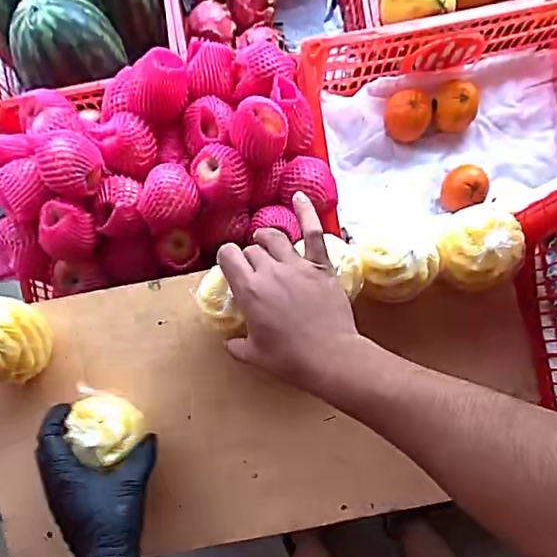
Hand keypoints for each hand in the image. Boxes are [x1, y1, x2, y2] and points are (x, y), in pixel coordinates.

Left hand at [36, 404, 157, 556]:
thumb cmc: (112, 519)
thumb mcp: (131, 482)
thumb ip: (140, 456)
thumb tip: (150, 438)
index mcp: (61, 471)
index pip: (47, 435)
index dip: (55, 417)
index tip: (68, 407)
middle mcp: (52, 482)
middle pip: (45, 448)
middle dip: (57, 430)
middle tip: (76, 420)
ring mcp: (55, 497)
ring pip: (50, 463)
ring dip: (62, 447)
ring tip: (83, 438)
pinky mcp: (63, 507)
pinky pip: (58, 476)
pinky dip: (68, 463)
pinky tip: (90, 465)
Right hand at [218, 192, 371, 394]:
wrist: (329, 357)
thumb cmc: (290, 360)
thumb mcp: (255, 356)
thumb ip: (238, 345)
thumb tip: (230, 342)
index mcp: (249, 291)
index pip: (228, 257)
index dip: (227, 259)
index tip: (231, 267)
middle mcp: (270, 272)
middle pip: (252, 250)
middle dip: (249, 256)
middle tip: (254, 269)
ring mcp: (297, 266)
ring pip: (275, 237)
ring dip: (266, 237)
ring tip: (264, 241)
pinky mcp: (321, 267)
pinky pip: (313, 232)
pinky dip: (307, 212)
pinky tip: (300, 197)